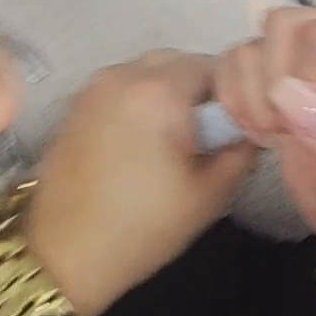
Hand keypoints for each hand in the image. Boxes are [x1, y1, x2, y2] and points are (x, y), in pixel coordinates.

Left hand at [26, 52, 256, 315]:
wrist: (63, 254)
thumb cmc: (143, 225)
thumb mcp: (209, 195)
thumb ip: (240, 151)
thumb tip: (253, 127)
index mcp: (160, 90)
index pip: (211, 65)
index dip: (229, 92)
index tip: (230, 125)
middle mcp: (125, 74)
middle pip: (176, 61)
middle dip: (195, 88)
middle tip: (203, 133)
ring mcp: (95, 85)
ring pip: (146, 70)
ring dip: (164, 91)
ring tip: (168, 138)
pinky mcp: (76, 102)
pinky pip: (120, 85)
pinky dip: (136, 99)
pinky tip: (137, 140)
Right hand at [214, 9, 315, 283]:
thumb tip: (289, 92)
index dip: (308, 85)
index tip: (312, 138)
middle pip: (293, 26)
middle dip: (274, 87)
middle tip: (288, 139)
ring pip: (269, 30)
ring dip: (254, 88)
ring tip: (276, 134)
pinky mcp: (293, 67)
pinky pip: (245, 51)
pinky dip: (235, 90)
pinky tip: (259, 129)